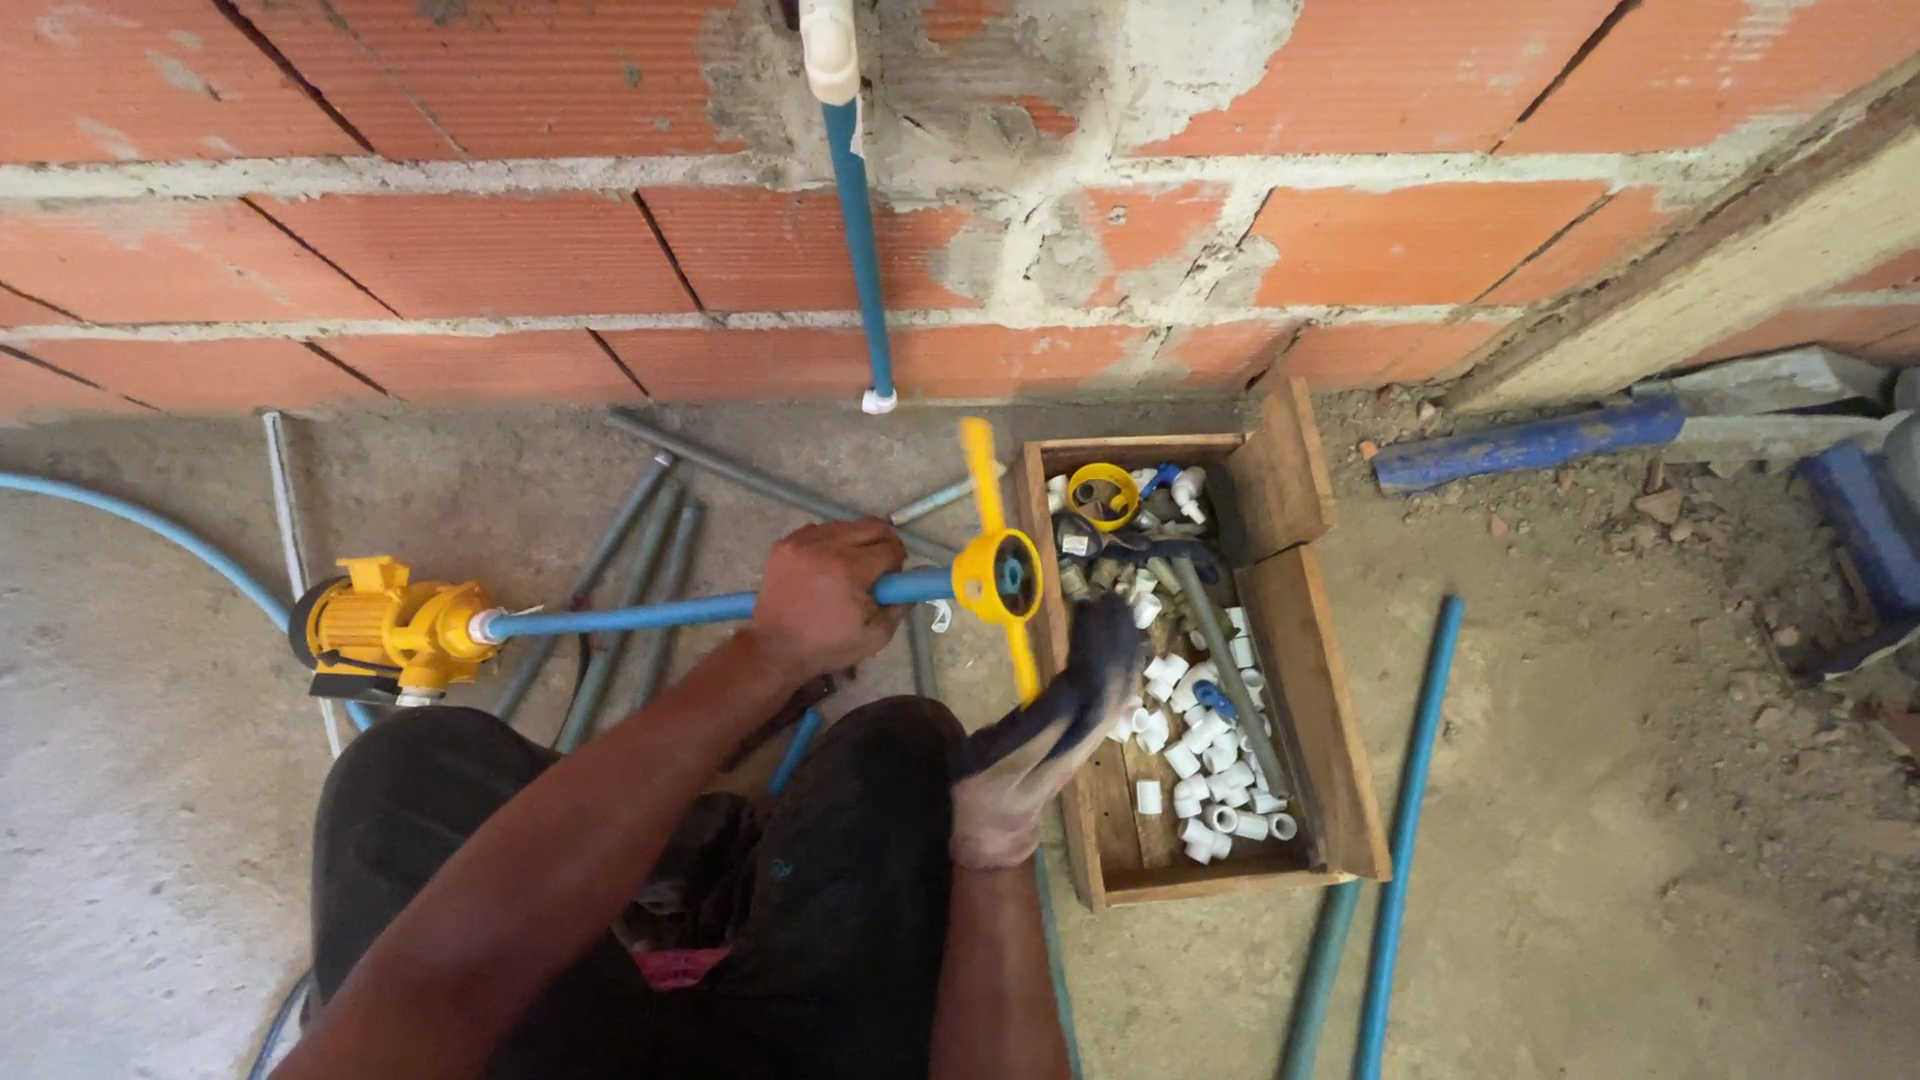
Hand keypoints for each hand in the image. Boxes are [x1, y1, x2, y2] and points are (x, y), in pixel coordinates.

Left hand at [747, 518, 907, 683]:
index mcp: (849, 569)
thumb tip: (916, 576)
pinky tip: (826, 566)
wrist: (775, 649)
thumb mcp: (876, 635)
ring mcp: (801, 542)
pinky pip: (819, 530)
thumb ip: (901, 603)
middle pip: (872, 525)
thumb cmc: (828, 646)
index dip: (898, 562)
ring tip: (850, 567)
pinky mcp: (784, 544)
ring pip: (845, 525)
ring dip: (857, 541)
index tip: (891, 578)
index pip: (891, 547)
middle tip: (880, 567)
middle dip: (885, 543)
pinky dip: (830, 542)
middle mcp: (825, 546)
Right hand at [949, 593, 1142, 869]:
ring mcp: (1089, 739)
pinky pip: (1115, 698)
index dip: (1094, 646)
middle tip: (1110, 598)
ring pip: (1118, 689)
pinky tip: (1128, 646)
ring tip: (1122, 610)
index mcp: (1058, 741)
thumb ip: (1027, 730)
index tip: (1086, 607)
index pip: (1089, 687)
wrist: (997, 830)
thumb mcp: (986, 762)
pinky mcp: (1087, 737)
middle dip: (1114, 638)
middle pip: (1112, 683)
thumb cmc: (980, 791)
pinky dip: (1124, 667)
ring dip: (1123, 648)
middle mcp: (1084, 739)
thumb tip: (1066, 693)